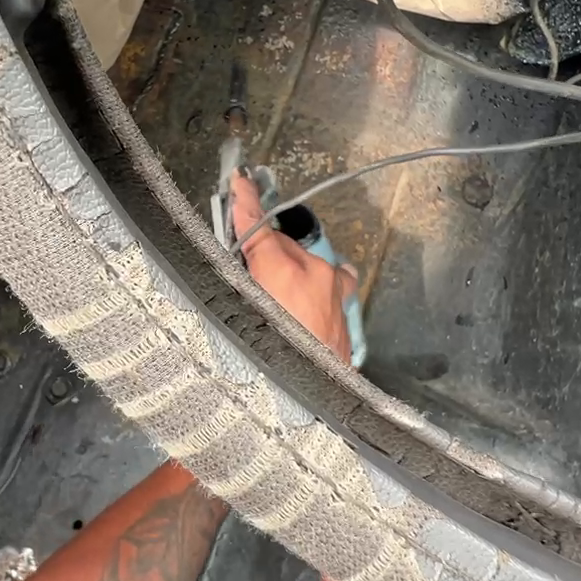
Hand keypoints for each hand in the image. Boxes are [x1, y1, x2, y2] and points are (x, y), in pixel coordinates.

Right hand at [230, 172, 357, 359]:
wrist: (323, 399)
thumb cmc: (276, 364)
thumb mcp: (244, 320)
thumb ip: (239, 286)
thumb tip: (237, 266)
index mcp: (282, 274)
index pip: (256, 228)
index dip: (244, 202)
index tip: (239, 181)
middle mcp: (312, 272)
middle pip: (280, 245)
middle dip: (264, 253)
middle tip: (247, 275)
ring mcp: (333, 286)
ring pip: (303, 261)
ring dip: (287, 270)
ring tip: (274, 299)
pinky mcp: (344, 300)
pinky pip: (324, 276)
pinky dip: (310, 282)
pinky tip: (301, 303)